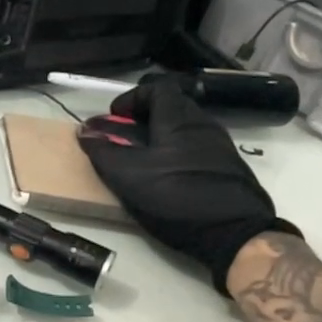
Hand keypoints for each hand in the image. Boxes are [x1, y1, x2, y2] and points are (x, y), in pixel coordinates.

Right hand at [78, 76, 298, 293]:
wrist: (237, 233)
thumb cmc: (178, 196)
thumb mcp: (129, 176)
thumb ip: (103, 152)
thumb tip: (85, 133)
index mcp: (179, 120)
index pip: (158, 88)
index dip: (132, 98)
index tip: (116, 116)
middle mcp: (203, 126)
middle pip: (170, 108)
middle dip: (142, 118)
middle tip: (122, 137)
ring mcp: (220, 148)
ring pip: (183, 130)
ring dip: (158, 137)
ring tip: (139, 160)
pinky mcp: (229, 169)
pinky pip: (195, 149)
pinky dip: (175, 154)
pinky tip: (166, 178)